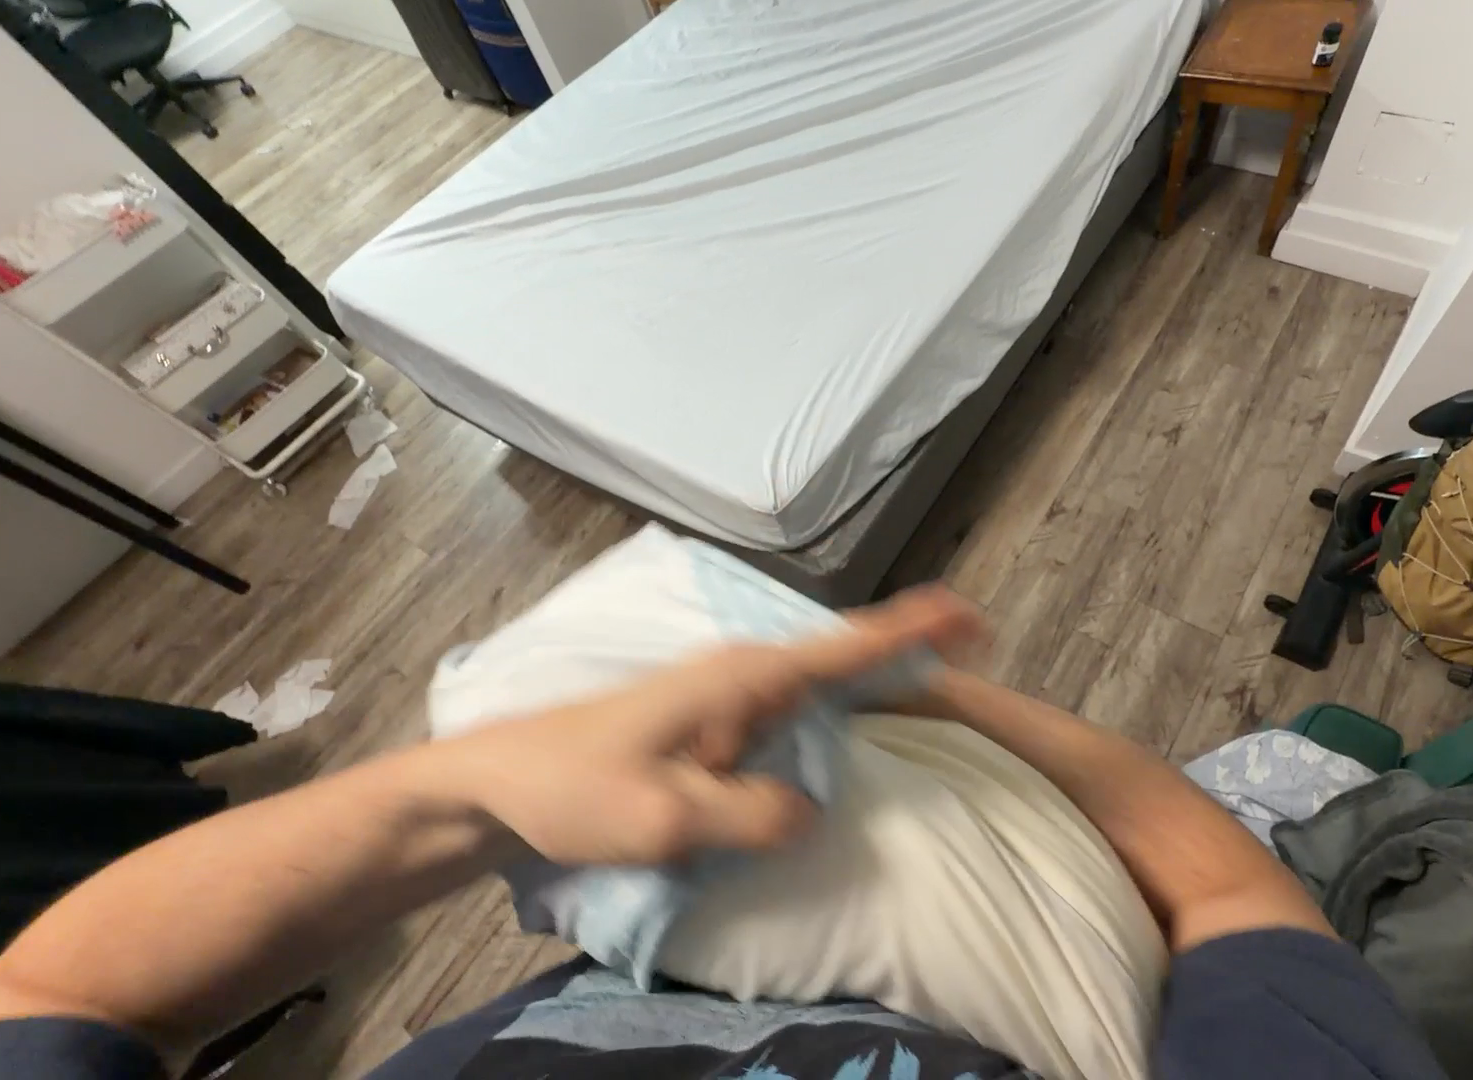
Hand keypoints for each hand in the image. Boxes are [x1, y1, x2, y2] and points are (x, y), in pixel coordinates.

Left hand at [428, 585, 984, 866]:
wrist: (500, 782)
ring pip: (821, 688)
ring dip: (872, 689)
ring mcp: (730, 693)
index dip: (912, 629)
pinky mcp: (718, 719)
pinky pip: (792, 715)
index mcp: (740, 677)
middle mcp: (744, 672)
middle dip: (907, 655)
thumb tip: (813, 809)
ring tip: (930, 697)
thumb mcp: (663, 819)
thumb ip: (752, 814)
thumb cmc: (573, 789)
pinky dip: (831, 720)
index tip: (970, 618)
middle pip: (845, 657)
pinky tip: (850, 739)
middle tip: (971, 658)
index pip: (844, 644)